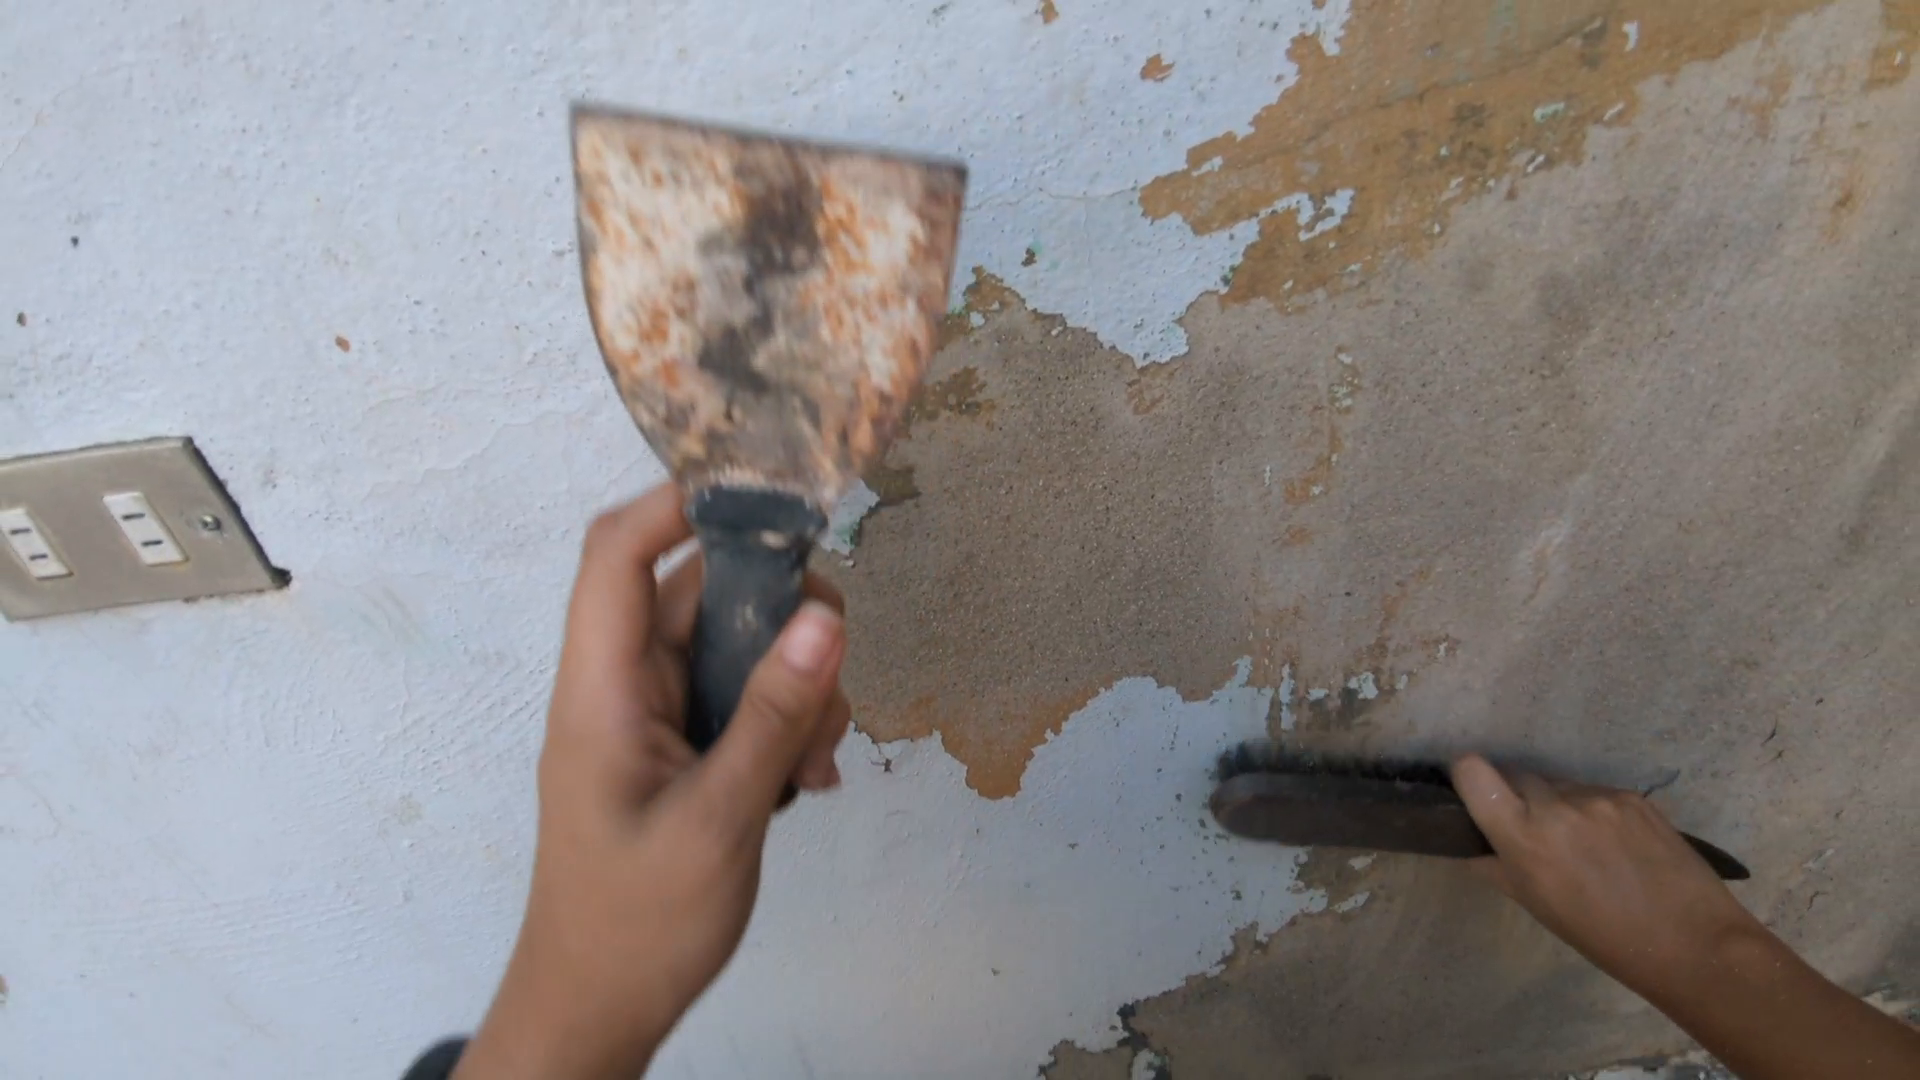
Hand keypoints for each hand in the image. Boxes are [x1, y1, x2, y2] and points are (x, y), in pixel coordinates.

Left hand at [455, 484, 851, 1079]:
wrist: (602, 1012)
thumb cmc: (638, 922)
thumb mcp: (719, 819)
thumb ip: (774, 716)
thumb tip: (827, 617)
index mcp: (603, 688)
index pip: (618, 556)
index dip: (676, 505)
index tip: (765, 498)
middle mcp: (630, 683)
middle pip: (704, 595)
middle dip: (777, 611)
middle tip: (835, 651)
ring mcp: (664, 713)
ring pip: (741, 646)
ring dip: (795, 680)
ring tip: (818, 750)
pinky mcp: (693, 743)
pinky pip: (751, 696)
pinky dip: (791, 720)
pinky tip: (810, 780)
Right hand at [1449, 755, 1758, 996]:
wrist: (1697, 946)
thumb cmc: (1599, 932)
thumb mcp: (1529, 900)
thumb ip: (1490, 860)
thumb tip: (1467, 839)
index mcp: (1520, 832)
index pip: (1470, 768)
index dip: (1467, 776)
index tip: (1476, 794)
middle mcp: (1553, 804)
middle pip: (1514, 774)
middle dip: (1517, 796)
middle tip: (1536, 829)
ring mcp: (1596, 797)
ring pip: (1556, 784)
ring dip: (1557, 803)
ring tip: (1585, 841)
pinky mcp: (1631, 797)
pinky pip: (1593, 792)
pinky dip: (1594, 810)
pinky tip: (1616, 841)